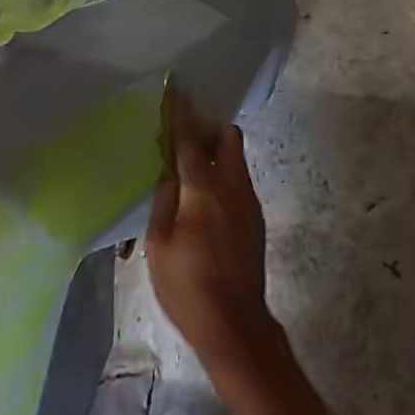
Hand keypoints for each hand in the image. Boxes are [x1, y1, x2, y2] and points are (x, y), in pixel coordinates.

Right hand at [146, 92, 275, 365]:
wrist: (235, 325)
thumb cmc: (187, 286)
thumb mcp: (159, 244)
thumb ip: (164, 201)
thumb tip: (169, 172)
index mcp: (203, 191)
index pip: (190, 141)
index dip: (181, 113)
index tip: (177, 88)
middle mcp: (232, 188)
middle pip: (228, 138)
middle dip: (207, 125)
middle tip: (183, 128)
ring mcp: (248, 202)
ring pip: (236, 157)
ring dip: (215, 148)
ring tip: (189, 158)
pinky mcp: (254, 218)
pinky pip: (238, 178)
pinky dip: (222, 170)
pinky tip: (202, 190)